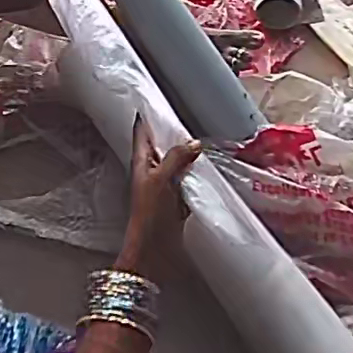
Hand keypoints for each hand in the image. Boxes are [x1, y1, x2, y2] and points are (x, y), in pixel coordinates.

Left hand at [117, 115, 200, 278]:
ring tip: (205, 138)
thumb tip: (194, 143)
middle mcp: (152, 171)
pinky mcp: (178, 200)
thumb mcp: (160, 180)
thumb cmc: (149, 215)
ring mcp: (165, 186)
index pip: (143, 132)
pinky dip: (197, 174)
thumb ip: (176, 158)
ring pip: (178, 163)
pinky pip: (189, 181)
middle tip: (191, 116)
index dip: (148, 116)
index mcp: (142, 162)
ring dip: (189, 154)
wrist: (153, 253)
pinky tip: (210, 169)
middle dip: (175, 133)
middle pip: (163, 146)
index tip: (157, 99)